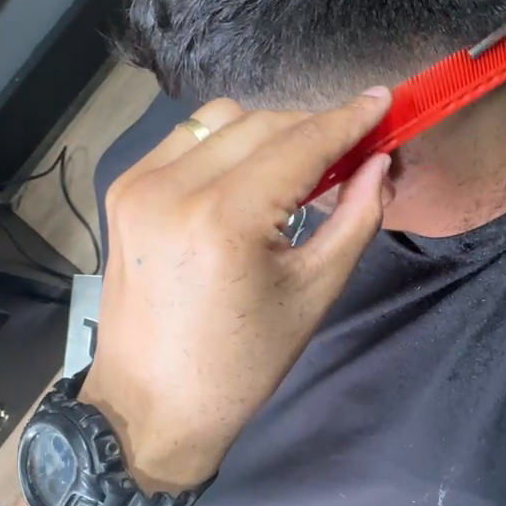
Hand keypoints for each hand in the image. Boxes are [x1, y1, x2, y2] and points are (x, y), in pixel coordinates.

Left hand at [80, 90, 393, 491]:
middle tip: (352, 149)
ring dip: (269, 131)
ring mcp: (140, 183)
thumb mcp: (314, 293)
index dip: (347, 119)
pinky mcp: (123, 190)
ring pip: (221, 120)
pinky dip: (227, 144)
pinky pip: (186, 140)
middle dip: (314, 127)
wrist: (152, 405)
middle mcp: (174, 186)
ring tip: (298, 166)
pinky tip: (247, 176)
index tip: (382, 99)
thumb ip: (356, 218)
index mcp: (225, 218)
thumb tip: (380, 163)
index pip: (299, 144)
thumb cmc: (243, 363)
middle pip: (262, 123)